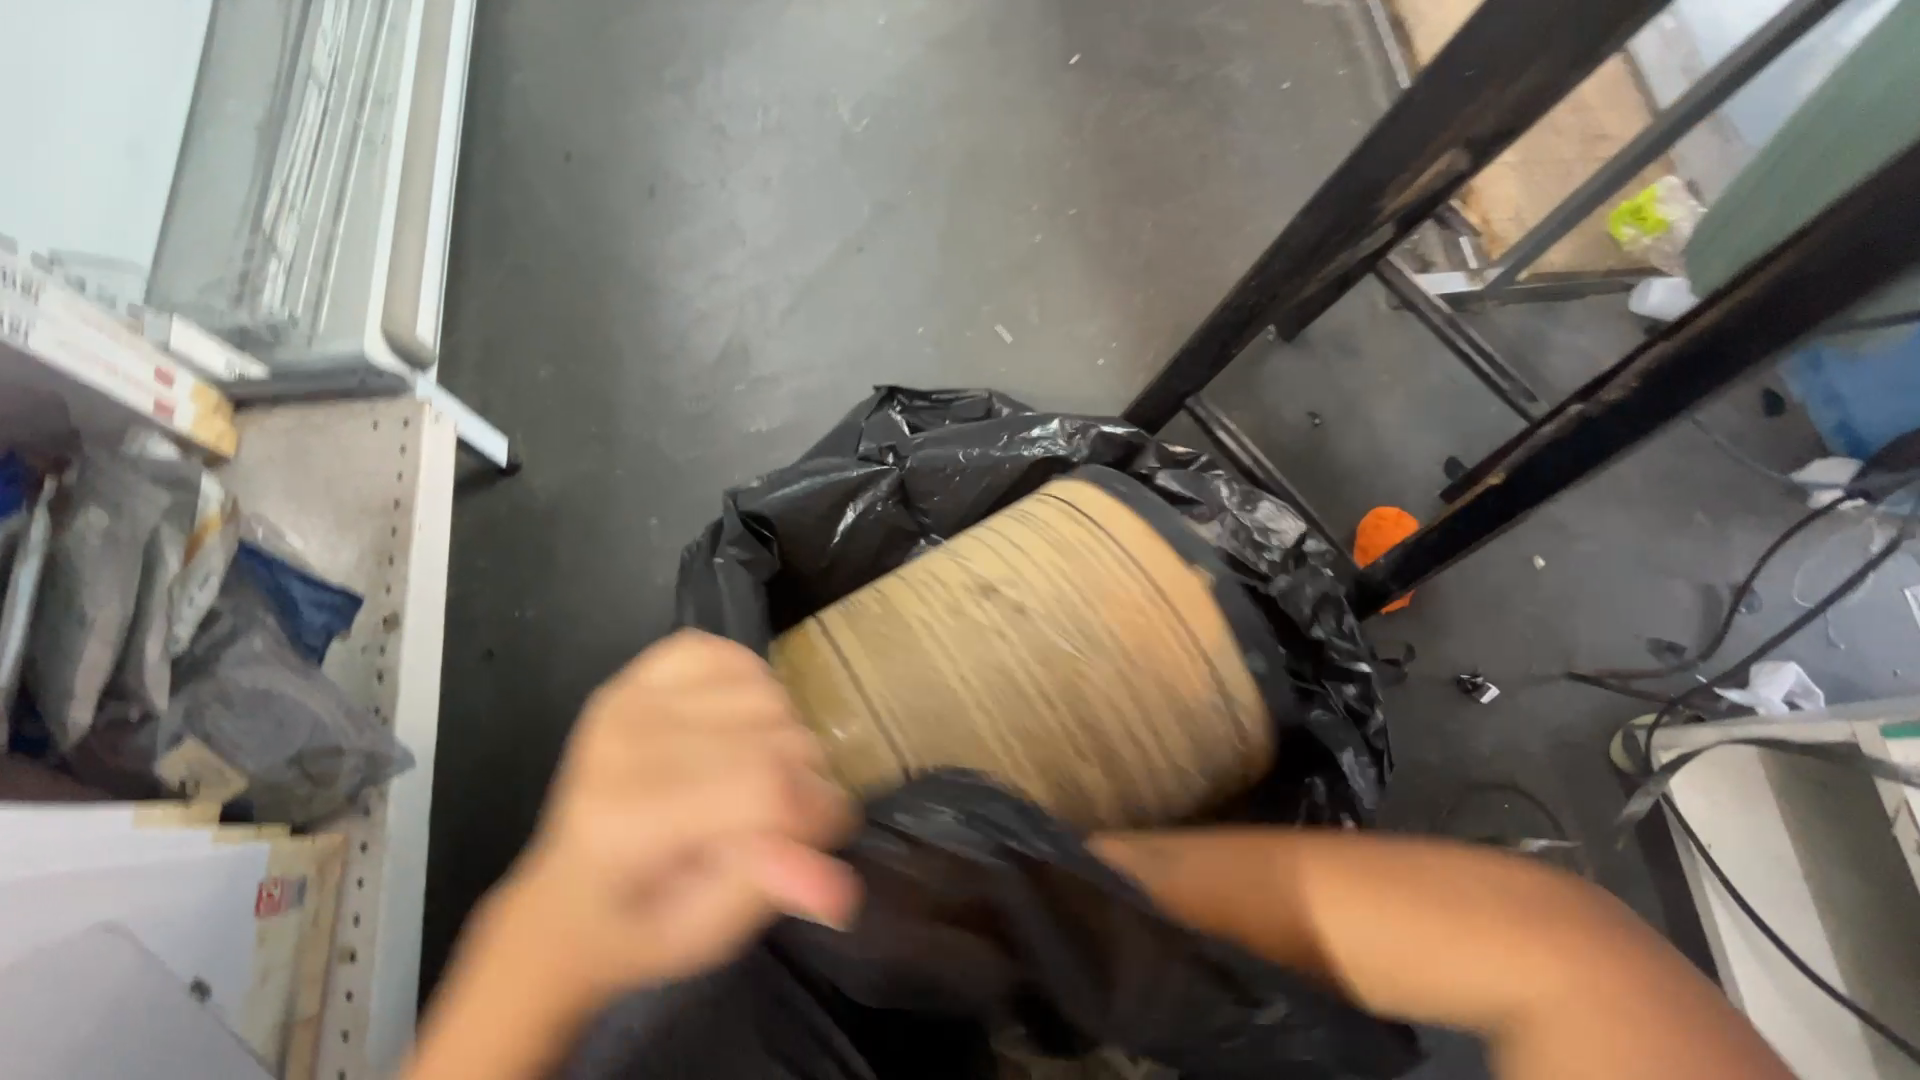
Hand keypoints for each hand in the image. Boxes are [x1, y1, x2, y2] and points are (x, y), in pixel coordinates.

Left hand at [411, 631, 860, 1079]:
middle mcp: (623, 745)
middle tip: (791, 814)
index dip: (819, 812)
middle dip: (806, 779)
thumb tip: (839, 884)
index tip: (829, 834)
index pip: (766, 790)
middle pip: (776, 736)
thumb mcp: (708, 933)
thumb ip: (772, 891)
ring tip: (763, 773)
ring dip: (785, 734)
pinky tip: (738, 726)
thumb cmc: (639, 925)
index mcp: (628, 821)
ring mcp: (628, 701)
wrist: (565, 902)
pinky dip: (751, 683)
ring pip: (765, 692)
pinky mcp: (635, 677)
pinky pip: (725, 653)